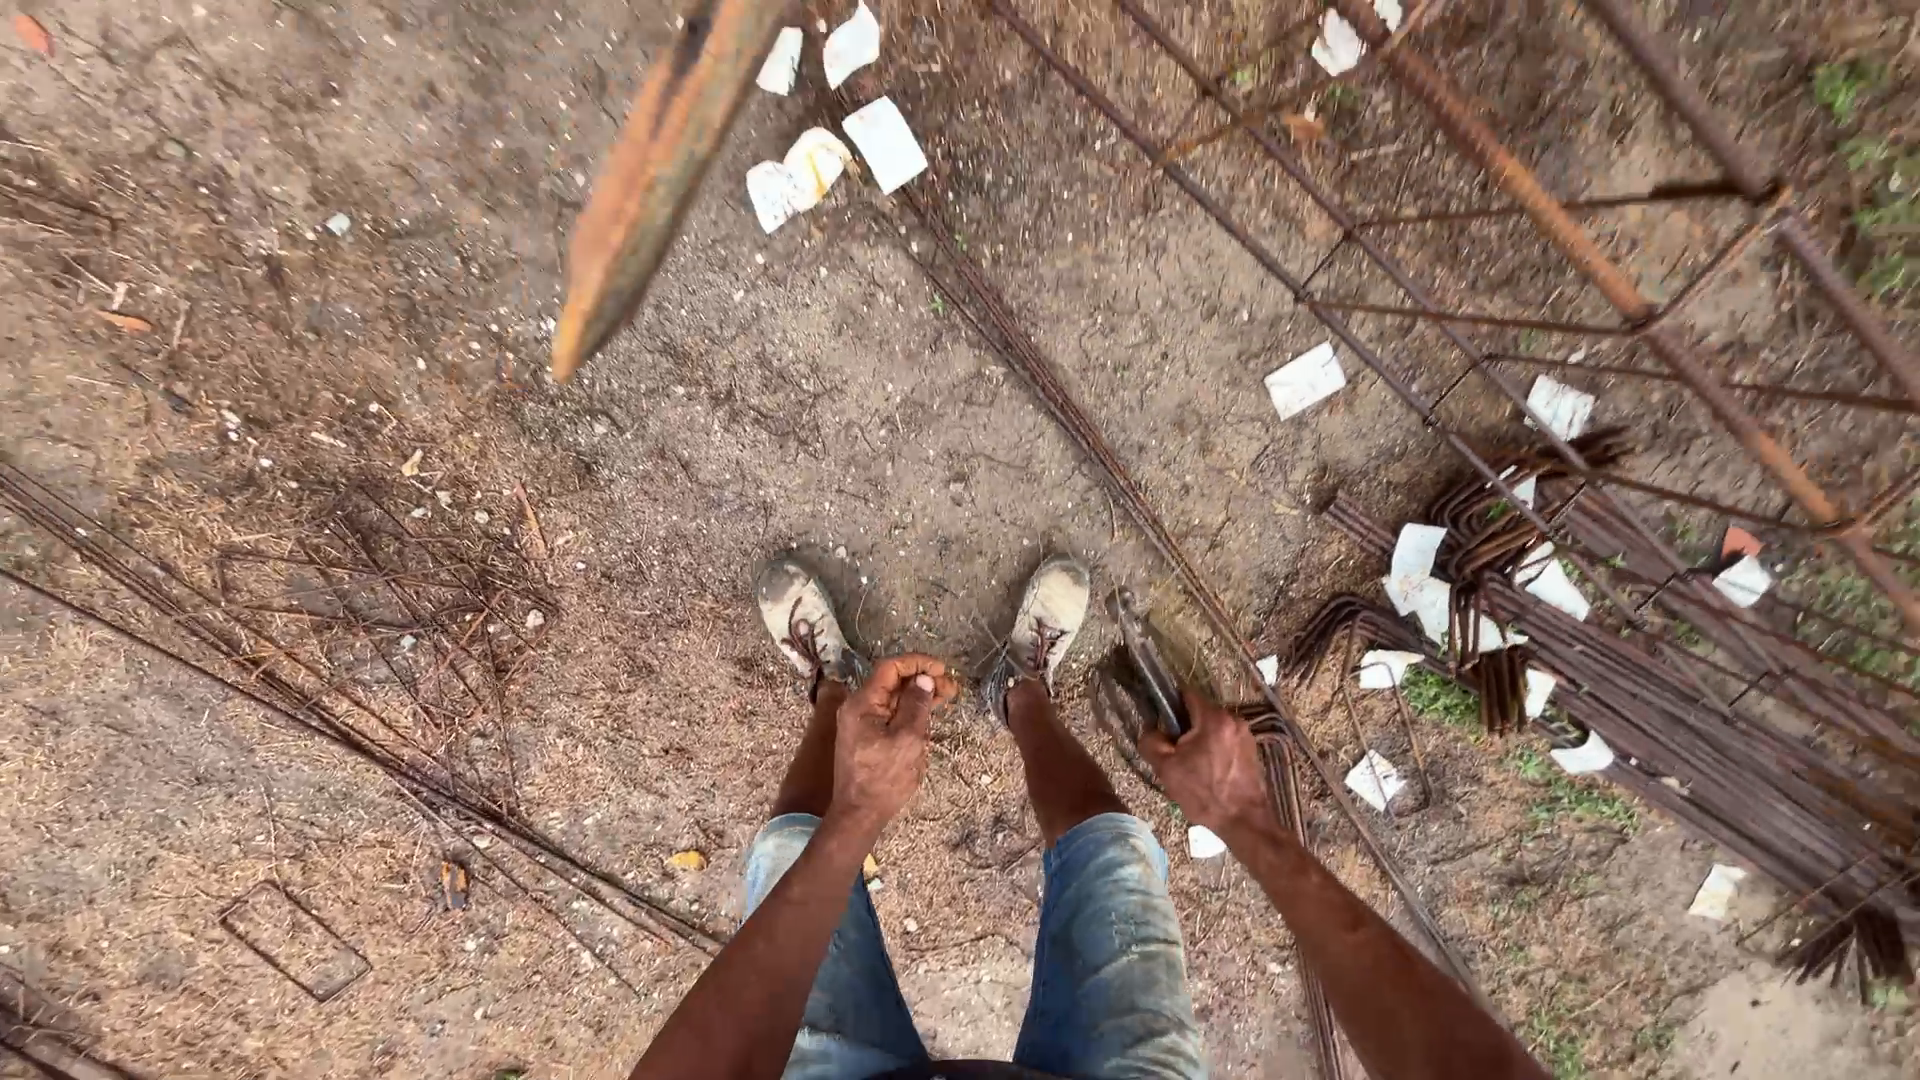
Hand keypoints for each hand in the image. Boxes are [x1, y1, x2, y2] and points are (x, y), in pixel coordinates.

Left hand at [830, 654, 958, 832]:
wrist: (860, 813)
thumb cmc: (884, 778)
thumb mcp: (907, 739)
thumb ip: (916, 705)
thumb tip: (925, 679)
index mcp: (863, 703)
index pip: (890, 668)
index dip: (917, 663)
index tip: (940, 669)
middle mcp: (859, 707)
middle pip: (893, 682)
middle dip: (922, 679)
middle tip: (950, 686)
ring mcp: (863, 722)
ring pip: (895, 698)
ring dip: (919, 694)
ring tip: (947, 696)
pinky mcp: (869, 735)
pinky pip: (892, 714)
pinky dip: (911, 710)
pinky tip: (930, 711)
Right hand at [1139, 689, 1270, 834]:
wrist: (1244, 822)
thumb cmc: (1204, 793)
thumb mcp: (1166, 768)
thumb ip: (1151, 741)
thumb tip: (1151, 729)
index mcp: (1214, 718)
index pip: (1186, 694)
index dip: (1169, 705)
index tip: (1161, 724)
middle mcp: (1234, 720)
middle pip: (1200, 712)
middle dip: (1184, 726)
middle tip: (1174, 750)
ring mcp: (1246, 735)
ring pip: (1212, 727)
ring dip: (1199, 739)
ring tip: (1190, 764)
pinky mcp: (1252, 751)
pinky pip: (1225, 740)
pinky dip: (1214, 748)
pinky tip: (1207, 771)